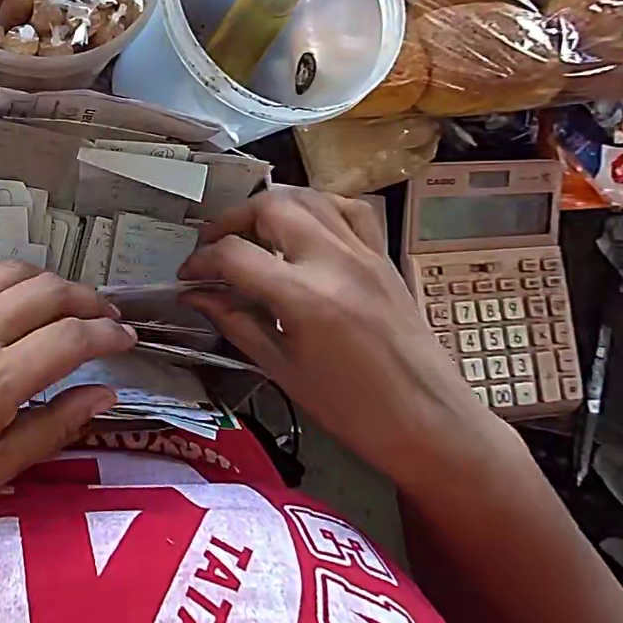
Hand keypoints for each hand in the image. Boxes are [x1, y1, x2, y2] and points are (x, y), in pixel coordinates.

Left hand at [0, 261, 135, 544]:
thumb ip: (55, 426)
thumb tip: (103, 393)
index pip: (71, 338)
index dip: (109, 334)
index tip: (128, 339)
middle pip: (48, 292)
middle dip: (89, 300)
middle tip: (107, 318)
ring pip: (14, 273)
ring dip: (51, 281)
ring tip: (69, 303)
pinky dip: (8, 276)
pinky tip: (17, 295)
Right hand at [178, 186, 501, 484]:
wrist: (434, 425)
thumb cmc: (352, 410)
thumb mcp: (281, 368)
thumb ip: (234, 321)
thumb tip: (195, 295)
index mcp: (305, 297)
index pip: (235, 254)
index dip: (201, 261)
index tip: (188, 276)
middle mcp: (335, 262)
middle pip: (270, 206)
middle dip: (231, 219)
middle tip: (215, 246)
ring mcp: (365, 254)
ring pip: (308, 197)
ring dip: (270, 207)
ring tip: (252, 232)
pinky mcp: (384, 257)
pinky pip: (348, 209)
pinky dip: (316, 207)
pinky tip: (301, 228)